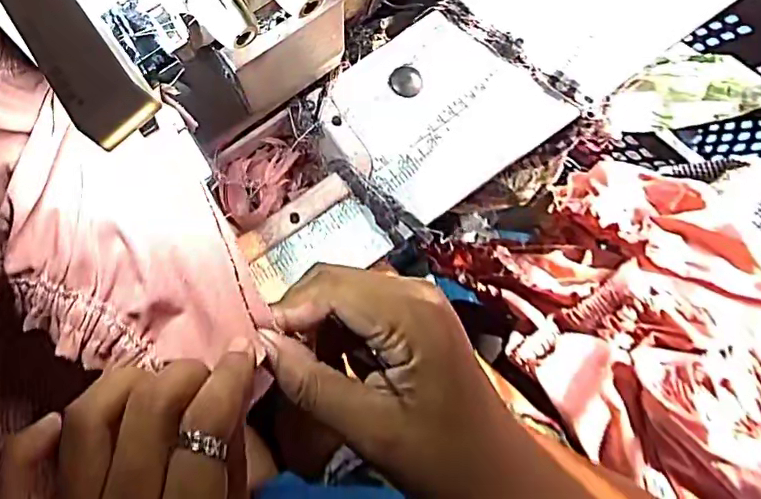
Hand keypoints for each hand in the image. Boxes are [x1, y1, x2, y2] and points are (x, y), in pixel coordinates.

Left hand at [0, 347, 255, 498]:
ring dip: (121, 385)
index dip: (228, 383)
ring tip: (145, 384)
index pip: (204, 435)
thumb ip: (229, 486)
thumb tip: (228, 410)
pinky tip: (61, 426)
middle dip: (181, 375)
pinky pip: (16, 469)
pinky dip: (35, 436)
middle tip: (198, 374)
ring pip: (85, 420)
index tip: (241, 359)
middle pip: (148, 413)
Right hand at [257, 264, 637, 498]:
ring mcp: (416, 298)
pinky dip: (336, 329)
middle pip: (334, 281)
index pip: (329, 287)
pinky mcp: (414, 312)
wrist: (503, 480)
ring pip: (342, 291)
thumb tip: (265, 346)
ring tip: (301, 366)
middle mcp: (413, 290)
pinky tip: (330, 363)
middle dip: (299, 316)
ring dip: (315, 323)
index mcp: (410, 311)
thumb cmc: (447, 462)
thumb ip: (314, 385)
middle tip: (275, 358)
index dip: (287, 310)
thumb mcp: (374, 430)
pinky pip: (360, 305)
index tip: (257, 344)